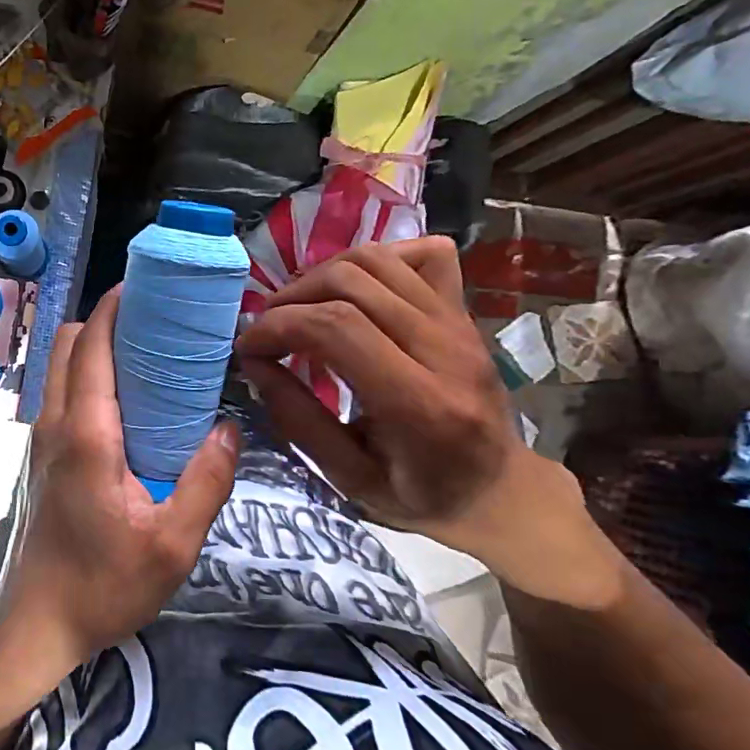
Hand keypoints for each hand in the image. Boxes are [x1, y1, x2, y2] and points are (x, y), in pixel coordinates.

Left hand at [0, 287, 240, 676]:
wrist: (39, 618)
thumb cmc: (104, 583)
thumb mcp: (174, 543)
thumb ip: (205, 480)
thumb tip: (227, 426)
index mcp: (85, 433)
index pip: (91, 347)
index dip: (114, 308)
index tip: (146, 288)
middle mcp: (55, 423)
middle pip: (67, 345)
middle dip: (105, 321)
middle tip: (158, 325)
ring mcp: (41, 438)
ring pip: (60, 369)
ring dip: (95, 350)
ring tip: (150, 358)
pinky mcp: (41, 455)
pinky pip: (62, 396)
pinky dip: (89, 378)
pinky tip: (131, 405)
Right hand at [235, 238, 621, 607]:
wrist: (501, 491)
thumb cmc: (421, 495)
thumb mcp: (347, 478)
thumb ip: (297, 419)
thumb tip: (254, 362)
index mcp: (421, 405)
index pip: (337, 328)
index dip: (277, 327)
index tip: (248, 349)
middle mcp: (447, 350)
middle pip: (351, 282)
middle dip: (290, 300)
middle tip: (267, 332)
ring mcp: (460, 324)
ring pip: (377, 259)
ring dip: (319, 276)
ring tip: (297, 310)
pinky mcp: (463, 311)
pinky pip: (421, 254)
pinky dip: (374, 259)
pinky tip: (351, 289)